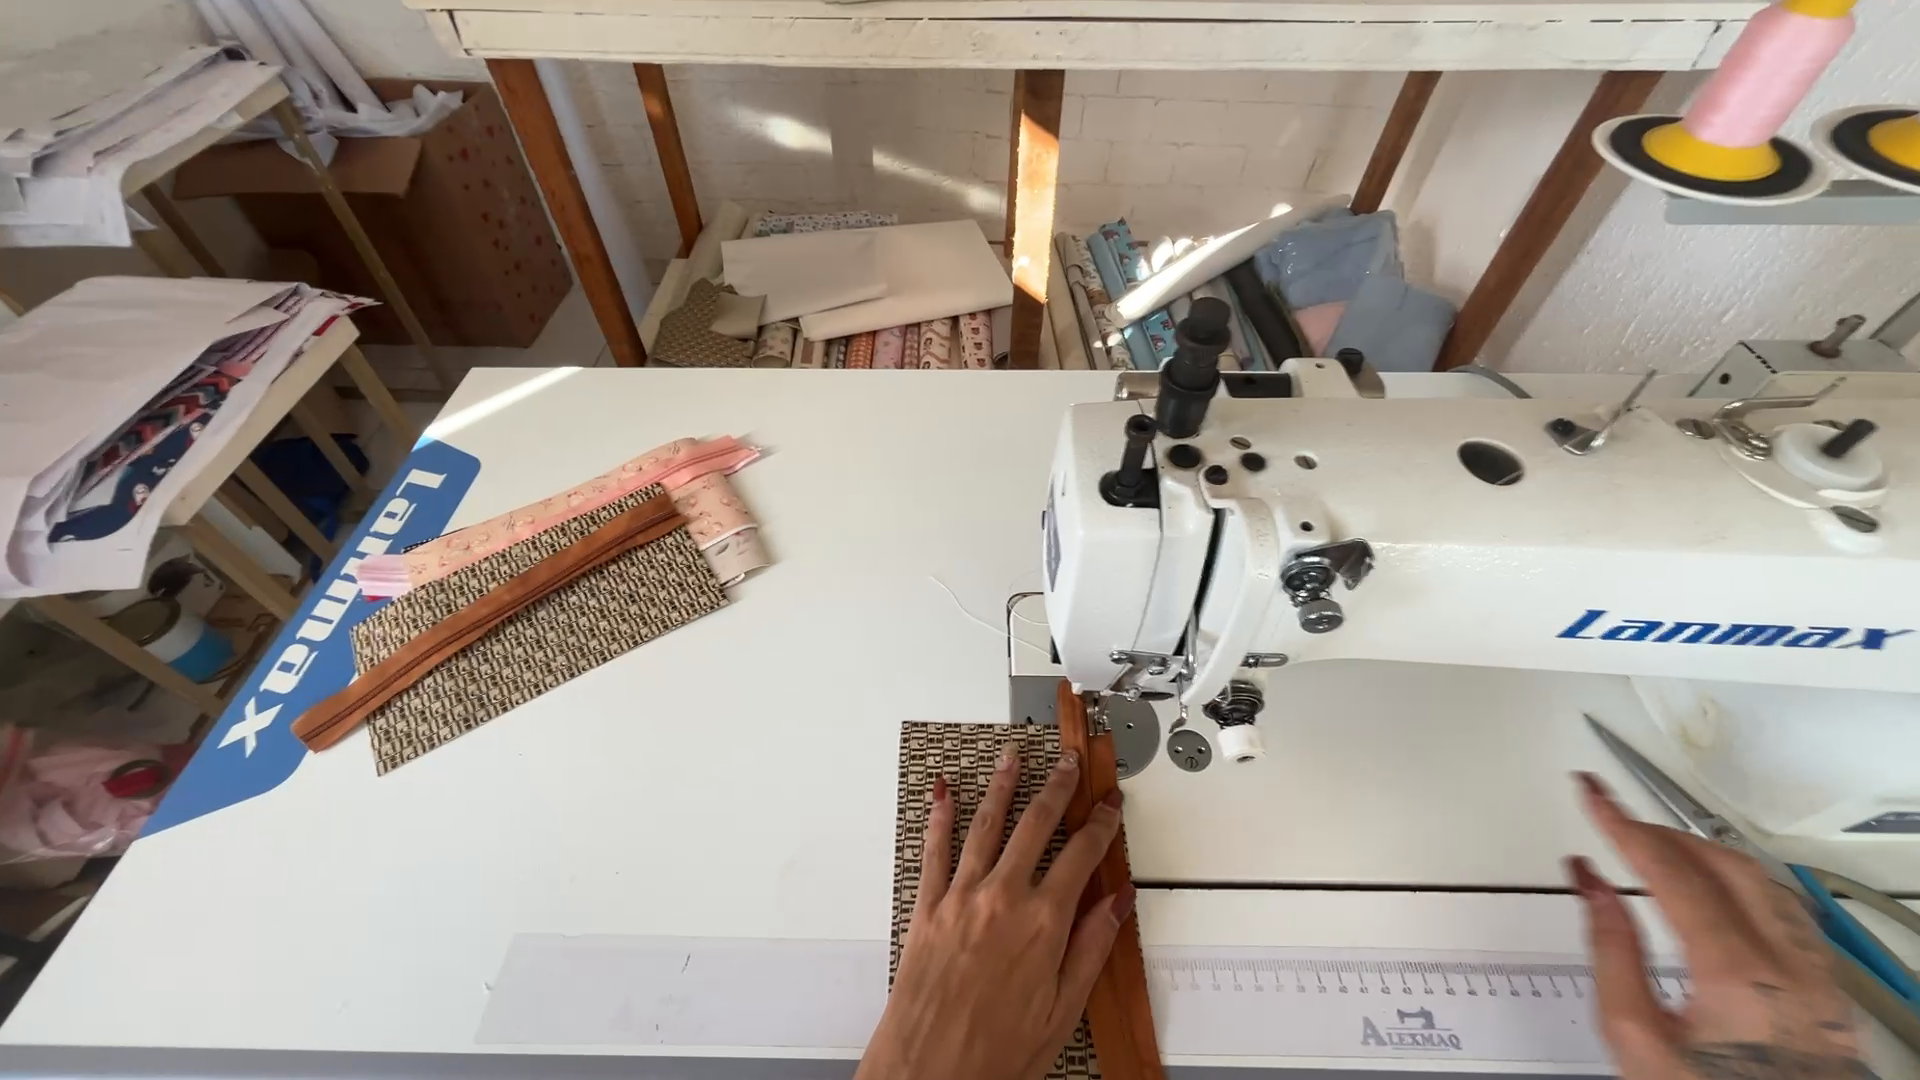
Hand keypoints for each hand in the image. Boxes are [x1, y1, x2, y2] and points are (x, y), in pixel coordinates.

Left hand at [857, 744, 1133, 1079]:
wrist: (928, 1075)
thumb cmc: (996, 1054)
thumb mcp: (1064, 1009)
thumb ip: (1093, 947)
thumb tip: (1119, 901)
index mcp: (1043, 922)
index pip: (1082, 854)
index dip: (1101, 823)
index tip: (1109, 805)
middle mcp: (1003, 897)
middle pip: (1036, 823)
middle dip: (1056, 787)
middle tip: (1067, 762)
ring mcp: (962, 896)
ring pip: (987, 824)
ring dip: (1002, 786)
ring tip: (1012, 758)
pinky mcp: (929, 905)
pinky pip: (935, 850)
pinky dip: (940, 818)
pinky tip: (945, 794)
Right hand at [1569, 773, 1870, 1079]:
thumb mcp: (1633, 1034)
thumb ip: (1610, 949)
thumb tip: (1590, 880)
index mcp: (1736, 974)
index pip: (1670, 870)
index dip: (1622, 823)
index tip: (1591, 792)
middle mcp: (1791, 969)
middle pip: (1726, 865)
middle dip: (1661, 832)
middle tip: (1614, 819)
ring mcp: (1820, 983)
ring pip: (1764, 883)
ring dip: (1701, 852)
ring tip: (1652, 844)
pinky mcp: (1829, 996)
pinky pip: (1788, 913)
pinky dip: (1740, 880)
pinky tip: (1711, 884)